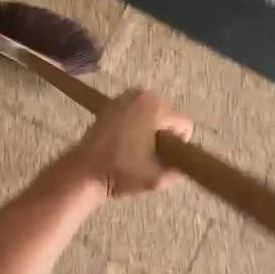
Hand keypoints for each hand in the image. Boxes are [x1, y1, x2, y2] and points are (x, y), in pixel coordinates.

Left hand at [62, 90, 191, 196]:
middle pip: (169, 116)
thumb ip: (181, 170)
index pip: (184, 125)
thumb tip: (190, 165)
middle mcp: (142, 94)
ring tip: (136, 148)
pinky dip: (137, 124)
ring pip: (153, 114)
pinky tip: (126, 141)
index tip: (161, 158)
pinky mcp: (113, 103)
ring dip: (150, 129)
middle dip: (164, 134)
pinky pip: (137, 112)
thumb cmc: (121, 172)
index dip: (178, 145)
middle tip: (148, 154)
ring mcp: (125, 96)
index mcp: (156, 108)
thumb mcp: (158, 178)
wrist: (85, 171)